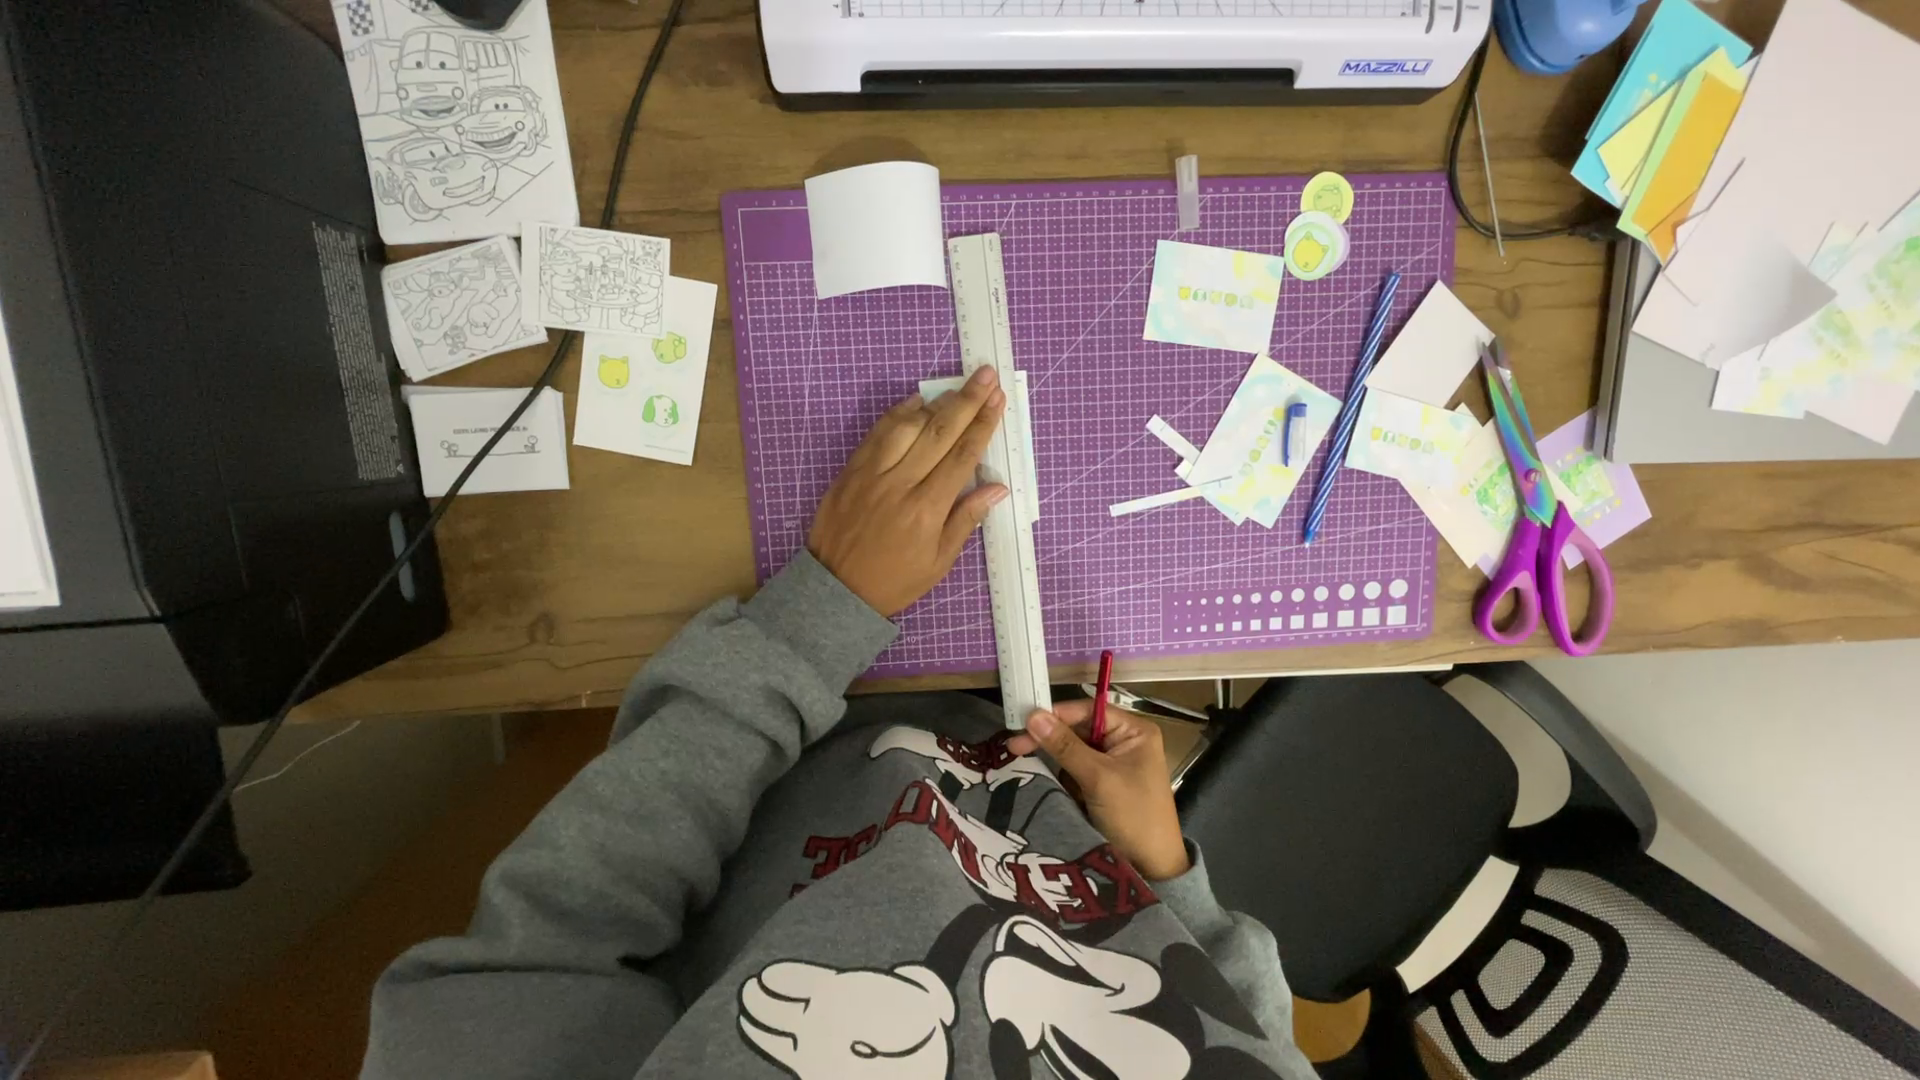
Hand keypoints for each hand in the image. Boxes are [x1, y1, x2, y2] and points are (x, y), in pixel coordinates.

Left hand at [807, 367, 1006, 616]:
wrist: (836, 589)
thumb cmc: (895, 580)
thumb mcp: (939, 562)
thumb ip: (966, 520)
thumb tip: (997, 488)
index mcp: (926, 510)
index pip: (962, 456)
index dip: (982, 425)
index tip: (997, 400)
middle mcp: (900, 484)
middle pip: (939, 432)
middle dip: (966, 400)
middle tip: (985, 375)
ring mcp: (871, 473)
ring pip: (907, 425)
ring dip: (934, 403)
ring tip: (956, 389)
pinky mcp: (850, 470)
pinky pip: (877, 433)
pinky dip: (899, 414)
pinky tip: (916, 403)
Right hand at [1008, 700, 1190, 881]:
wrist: (1151, 870)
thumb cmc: (1133, 816)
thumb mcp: (1098, 778)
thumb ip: (1065, 746)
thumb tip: (1033, 715)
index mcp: (1134, 732)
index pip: (1089, 711)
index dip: (1057, 714)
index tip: (1024, 721)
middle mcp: (1124, 742)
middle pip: (1078, 729)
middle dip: (1050, 738)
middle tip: (1015, 746)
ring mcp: (1112, 764)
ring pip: (1072, 750)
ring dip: (1053, 758)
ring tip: (1023, 758)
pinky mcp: (1101, 785)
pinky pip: (1073, 770)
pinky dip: (1059, 775)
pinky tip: (1042, 777)